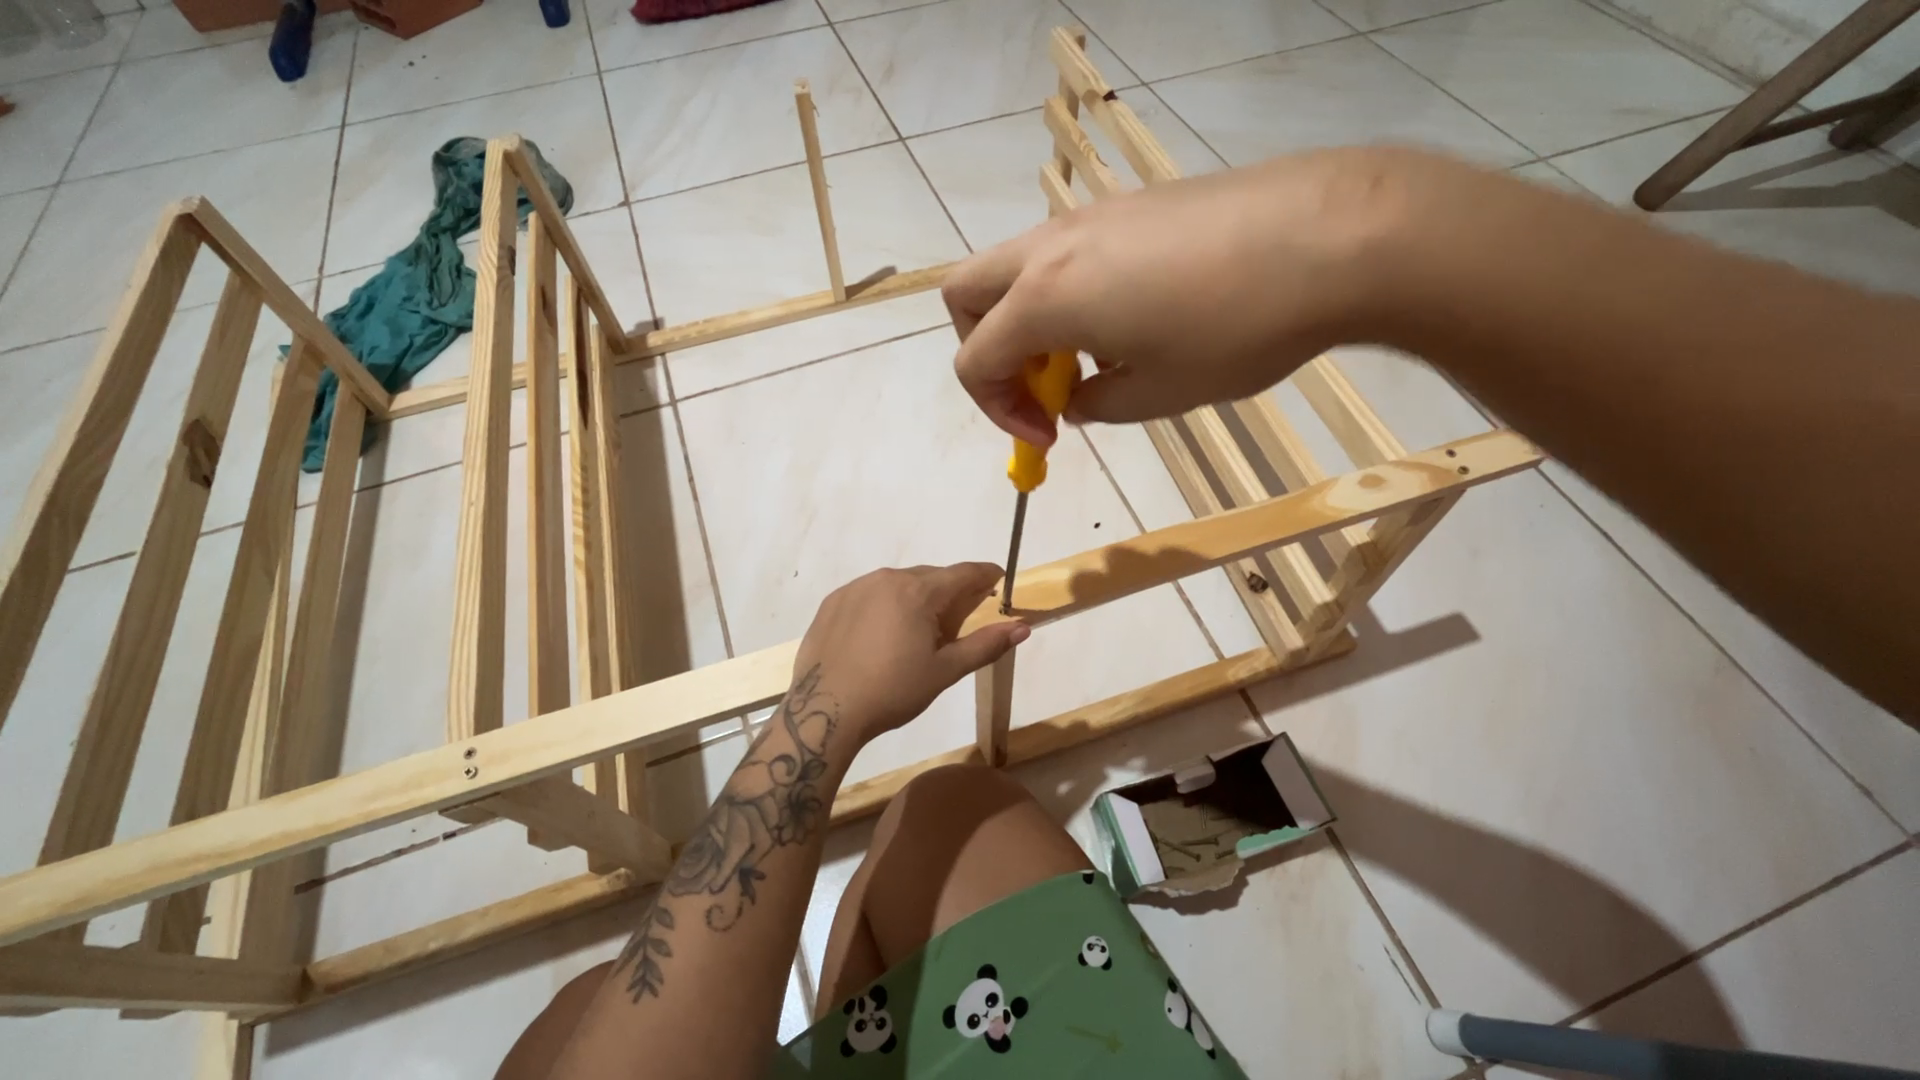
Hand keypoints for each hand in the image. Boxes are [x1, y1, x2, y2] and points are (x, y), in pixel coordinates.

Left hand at [792, 564, 1029, 738]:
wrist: (824, 711)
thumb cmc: (893, 691)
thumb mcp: (945, 671)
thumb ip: (985, 645)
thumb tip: (1022, 627)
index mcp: (918, 591)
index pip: (963, 573)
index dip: (986, 576)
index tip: (1000, 582)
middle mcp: (886, 578)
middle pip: (931, 577)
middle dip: (950, 593)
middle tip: (958, 623)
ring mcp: (854, 588)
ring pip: (898, 584)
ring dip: (915, 599)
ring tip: (917, 634)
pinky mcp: (831, 603)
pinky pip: (869, 594)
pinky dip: (885, 606)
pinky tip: (882, 637)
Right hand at [945, 147, 1415, 444]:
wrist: (1328, 236)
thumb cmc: (1234, 331)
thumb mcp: (1157, 395)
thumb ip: (1096, 404)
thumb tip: (1074, 398)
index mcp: (1044, 299)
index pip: (974, 358)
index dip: (997, 409)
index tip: (1049, 433)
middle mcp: (1049, 249)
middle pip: (966, 295)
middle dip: (986, 350)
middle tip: (1042, 385)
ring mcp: (1089, 217)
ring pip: (1015, 268)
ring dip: (1028, 320)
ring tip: (1095, 356)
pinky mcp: (1128, 205)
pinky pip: (1065, 252)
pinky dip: (1067, 292)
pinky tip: (1134, 317)